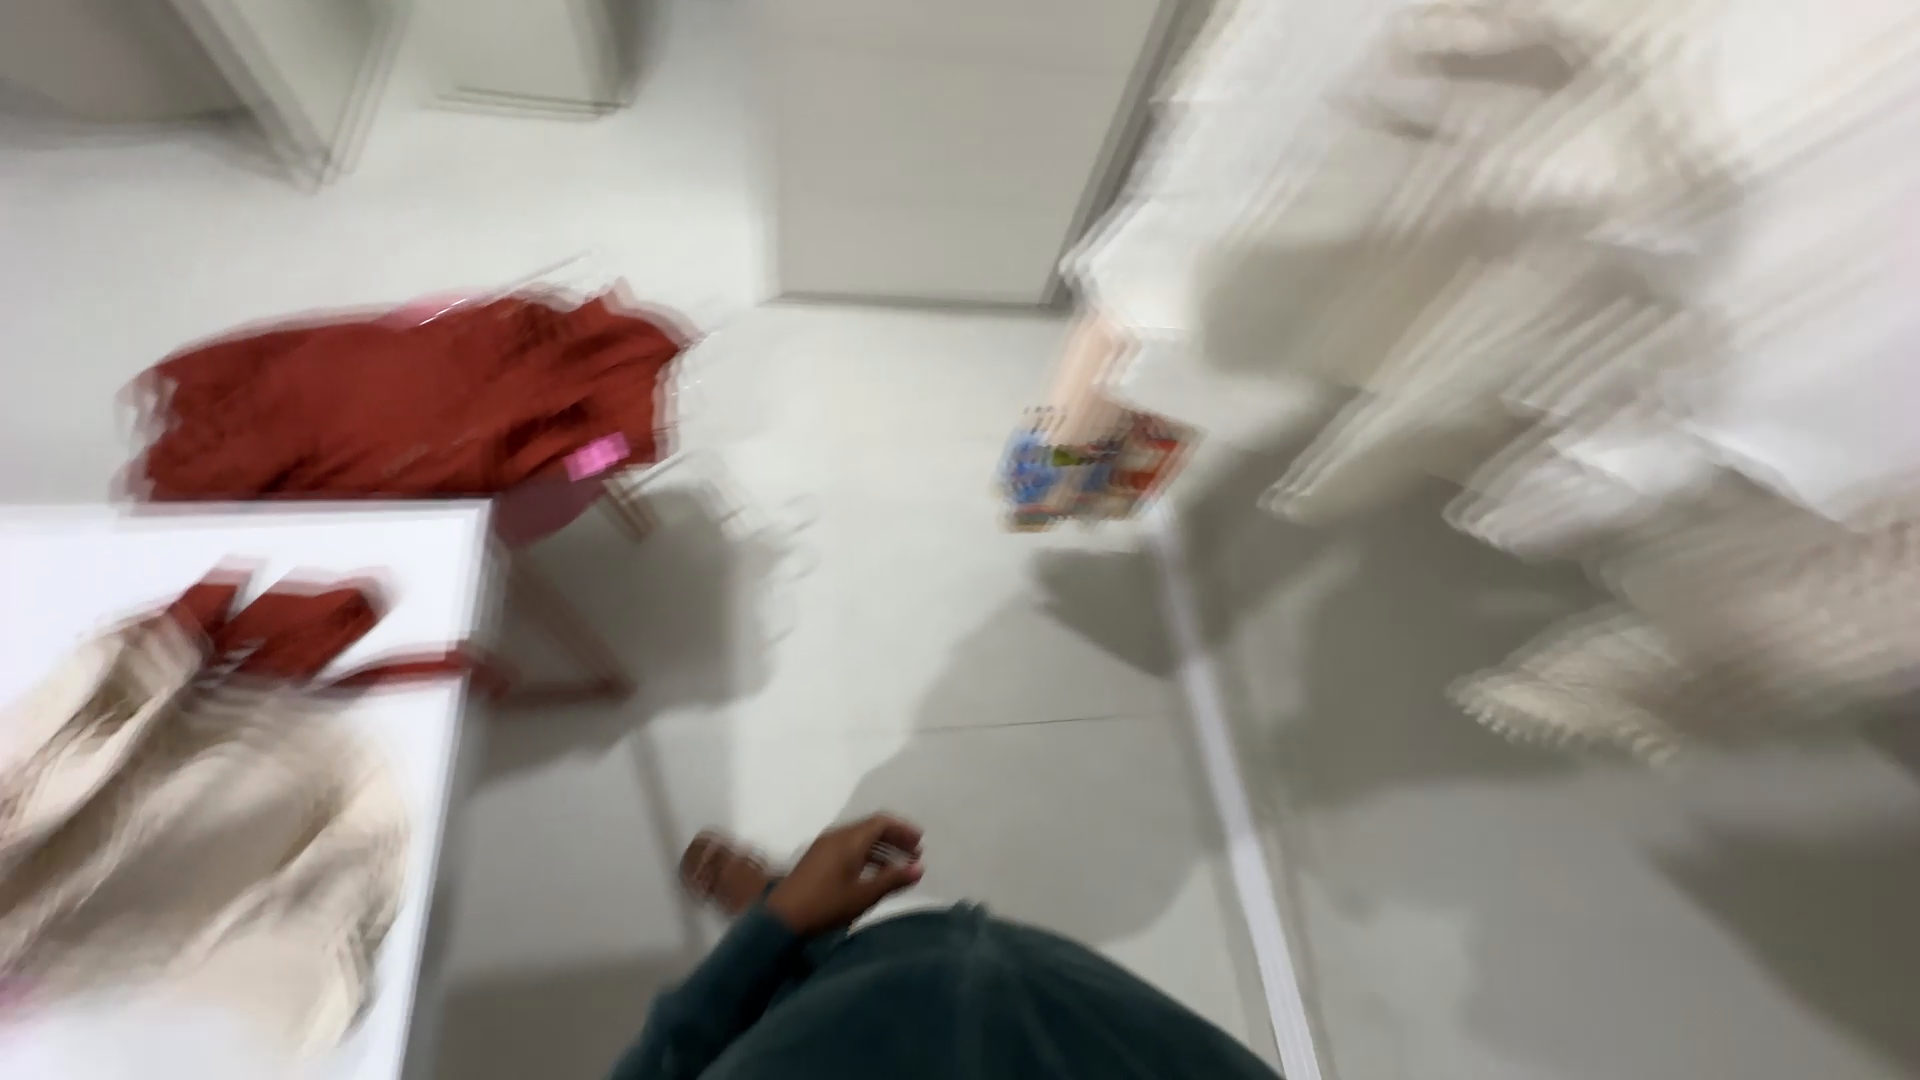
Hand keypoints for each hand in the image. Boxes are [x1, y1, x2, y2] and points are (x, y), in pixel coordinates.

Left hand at [764, 814, 924, 935]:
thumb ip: (893, 880)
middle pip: (871, 828)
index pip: (882, 822)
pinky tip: (873, 873)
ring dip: (881, 848)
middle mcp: (838, 835)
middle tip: (914, 854)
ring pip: (860, 838)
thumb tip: (919, 868)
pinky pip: (849, 847)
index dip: (903, 829)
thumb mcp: (864, 895)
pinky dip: (866, 855)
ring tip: (898, 866)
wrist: (781, 918)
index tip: (920, 841)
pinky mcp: (818, 857)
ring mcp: (825, 845)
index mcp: (850, 839)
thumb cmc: (826, 905)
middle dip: (895, 839)